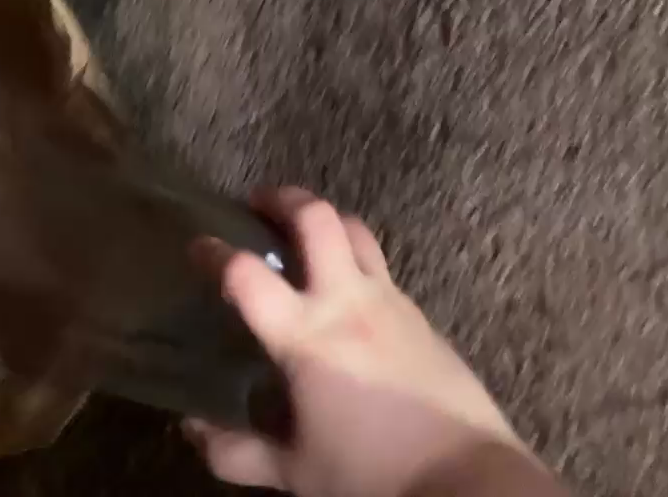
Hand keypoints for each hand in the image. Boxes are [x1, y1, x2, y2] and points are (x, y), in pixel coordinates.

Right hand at [186, 187, 553, 496]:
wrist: (477, 491)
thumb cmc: (376, 475)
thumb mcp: (298, 471)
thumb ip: (238, 450)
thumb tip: (190, 431)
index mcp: (304, 333)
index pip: (243, 272)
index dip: (212, 251)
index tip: (198, 245)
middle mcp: (345, 302)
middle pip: (315, 219)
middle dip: (282, 199)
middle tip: (258, 203)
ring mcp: (390, 305)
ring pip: (356, 232)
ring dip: (325, 221)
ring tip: (305, 232)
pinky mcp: (424, 320)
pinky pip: (383, 272)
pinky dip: (357, 265)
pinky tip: (349, 294)